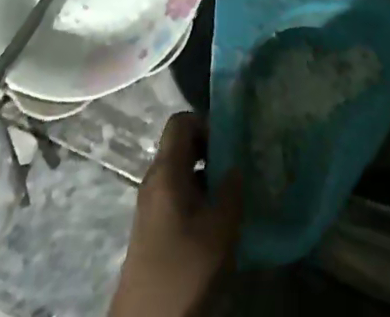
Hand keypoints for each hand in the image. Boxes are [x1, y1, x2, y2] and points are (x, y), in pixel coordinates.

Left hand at [108, 112, 242, 316]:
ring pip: (181, 170)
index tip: (230, 141)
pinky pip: (177, 192)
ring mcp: (151, 204)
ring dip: (207, 173)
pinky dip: (198, 193)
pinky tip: (218, 216)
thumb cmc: (185, 268)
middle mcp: (154, 181)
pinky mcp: (154, 225)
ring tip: (234, 190)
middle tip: (238, 163)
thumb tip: (236, 165)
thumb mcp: (221, 227)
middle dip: (211, 147)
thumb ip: (232, 189)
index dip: (206, 122)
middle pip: (181, 144)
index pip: (180, 122)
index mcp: (166, 173)